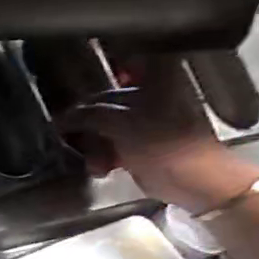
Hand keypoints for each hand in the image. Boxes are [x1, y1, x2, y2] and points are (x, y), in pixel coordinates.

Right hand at [60, 54, 258, 212]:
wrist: (195, 180)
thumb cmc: (162, 145)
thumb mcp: (120, 123)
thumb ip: (89, 115)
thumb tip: (62, 117)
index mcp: (154, 83)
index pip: (112, 78)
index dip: (88, 95)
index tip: (68, 113)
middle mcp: (152, 97)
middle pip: (105, 105)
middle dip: (87, 126)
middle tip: (73, 141)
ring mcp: (150, 122)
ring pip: (107, 128)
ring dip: (94, 146)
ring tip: (93, 163)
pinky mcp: (146, 146)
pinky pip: (114, 145)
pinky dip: (104, 156)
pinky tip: (101, 169)